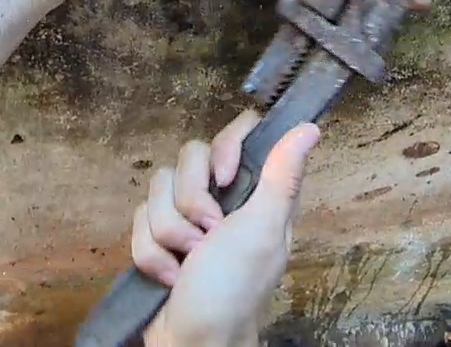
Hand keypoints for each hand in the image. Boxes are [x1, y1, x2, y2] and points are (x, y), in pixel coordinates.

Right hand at [133, 112, 322, 346]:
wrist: (192, 345)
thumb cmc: (235, 288)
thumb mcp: (264, 230)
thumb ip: (282, 176)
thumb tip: (311, 126)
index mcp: (253, 189)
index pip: (238, 132)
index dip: (224, 146)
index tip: (224, 177)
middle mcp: (221, 195)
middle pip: (190, 156)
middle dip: (191, 202)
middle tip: (208, 236)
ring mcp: (186, 215)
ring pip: (159, 186)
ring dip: (170, 233)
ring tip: (187, 263)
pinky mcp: (157, 235)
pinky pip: (140, 217)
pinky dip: (151, 253)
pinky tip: (169, 276)